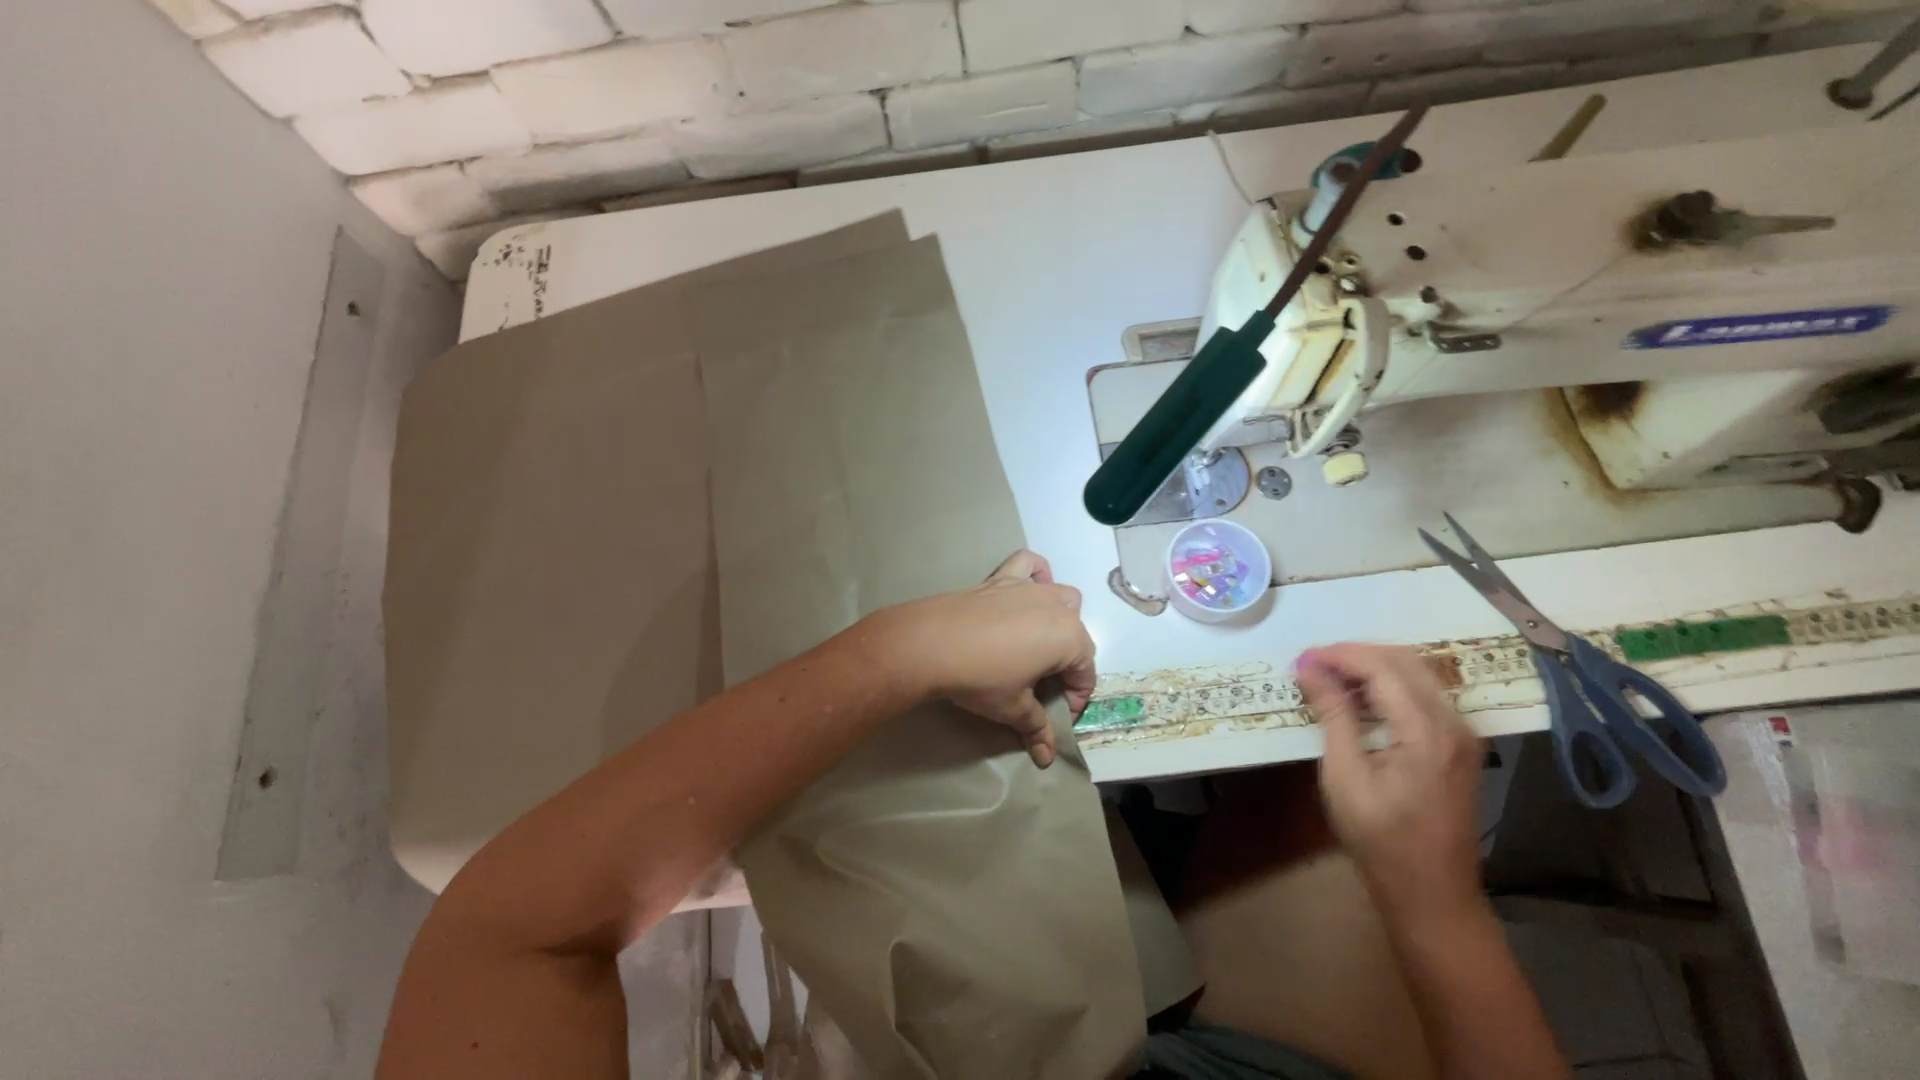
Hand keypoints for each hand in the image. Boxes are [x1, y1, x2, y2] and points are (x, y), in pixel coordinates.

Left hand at [874, 551, 1095, 767]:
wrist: (930, 644)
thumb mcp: (1012, 708)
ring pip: (1061, 597)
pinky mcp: (1002, 578)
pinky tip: (1031, 586)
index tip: (1057, 716)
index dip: (1075, 699)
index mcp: (1069, 639)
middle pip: (1077, 636)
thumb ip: (1036, 728)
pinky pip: (1029, 564)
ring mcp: (1029, 588)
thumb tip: (1047, 757)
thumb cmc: (980, 678)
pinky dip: (1036, 571)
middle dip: (1069, 662)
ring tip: (1040, 643)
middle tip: (1045, 686)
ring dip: (1061, 619)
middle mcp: (1056, 608)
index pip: (1085, 674)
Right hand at [1296, 644, 1484, 921]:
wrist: (1432, 891)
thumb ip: (1333, 717)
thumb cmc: (1380, 840)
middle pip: (1405, 661)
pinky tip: (1361, 699)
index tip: (1302, 659)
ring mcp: (1462, 733)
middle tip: (1313, 664)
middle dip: (1356, 654)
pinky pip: (1425, 693)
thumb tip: (1310, 670)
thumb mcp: (1345, 778)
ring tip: (1330, 678)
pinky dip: (1390, 684)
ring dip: (1373, 666)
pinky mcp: (1459, 743)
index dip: (1340, 656)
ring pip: (1418, 673)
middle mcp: (1453, 723)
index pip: (1382, 668)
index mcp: (1426, 732)